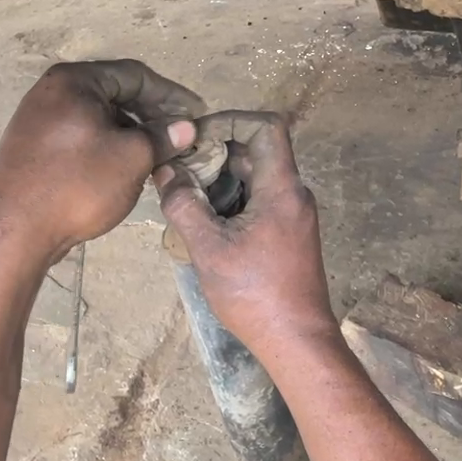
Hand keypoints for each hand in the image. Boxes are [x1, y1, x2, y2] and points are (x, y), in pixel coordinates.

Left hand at [0, 60, 202, 259]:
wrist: (12, 231)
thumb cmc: (77, 185)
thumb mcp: (131, 158)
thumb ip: (161, 137)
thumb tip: (186, 127)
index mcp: (74, 81)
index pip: (134, 75)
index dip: (171, 95)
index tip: (195, 114)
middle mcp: (51, 92)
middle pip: (114, 94)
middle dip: (150, 116)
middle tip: (178, 137)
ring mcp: (37, 120)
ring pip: (97, 118)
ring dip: (130, 134)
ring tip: (156, 157)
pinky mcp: (32, 148)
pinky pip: (80, 137)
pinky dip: (107, 146)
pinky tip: (123, 169)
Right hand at [154, 112, 339, 360]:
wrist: (296, 340)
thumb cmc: (254, 293)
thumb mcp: (209, 248)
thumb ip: (184, 205)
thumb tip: (164, 171)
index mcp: (282, 188)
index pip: (266, 127)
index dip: (230, 120)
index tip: (196, 137)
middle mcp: (293, 194)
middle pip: (254, 152)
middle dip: (214, 155)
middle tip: (177, 172)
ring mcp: (291, 216)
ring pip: (253, 179)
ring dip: (218, 181)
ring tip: (183, 198)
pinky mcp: (286, 234)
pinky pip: (256, 201)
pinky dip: (229, 202)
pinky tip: (201, 222)